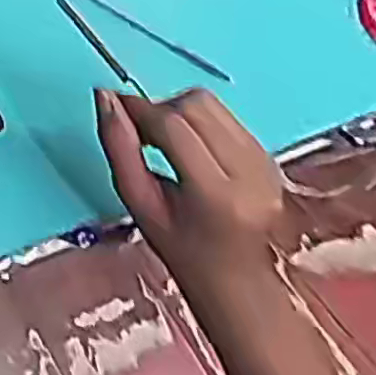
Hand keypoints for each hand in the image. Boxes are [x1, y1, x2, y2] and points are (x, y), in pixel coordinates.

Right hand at [93, 87, 282, 289]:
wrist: (236, 278)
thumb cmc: (178, 244)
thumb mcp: (136, 198)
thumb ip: (117, 144)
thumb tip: (105, 96)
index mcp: (217, 193)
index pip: (172, 125)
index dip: (138, 109)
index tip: (117, 109)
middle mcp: (251, 174)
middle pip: (195, 106)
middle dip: (159, 109)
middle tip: (143, 133)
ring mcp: (266, 165)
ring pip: (211, 104)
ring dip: (178, 111)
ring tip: (165, 140)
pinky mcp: (270, 158)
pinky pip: (225, 116)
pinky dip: (198, 120)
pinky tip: (189, 146)